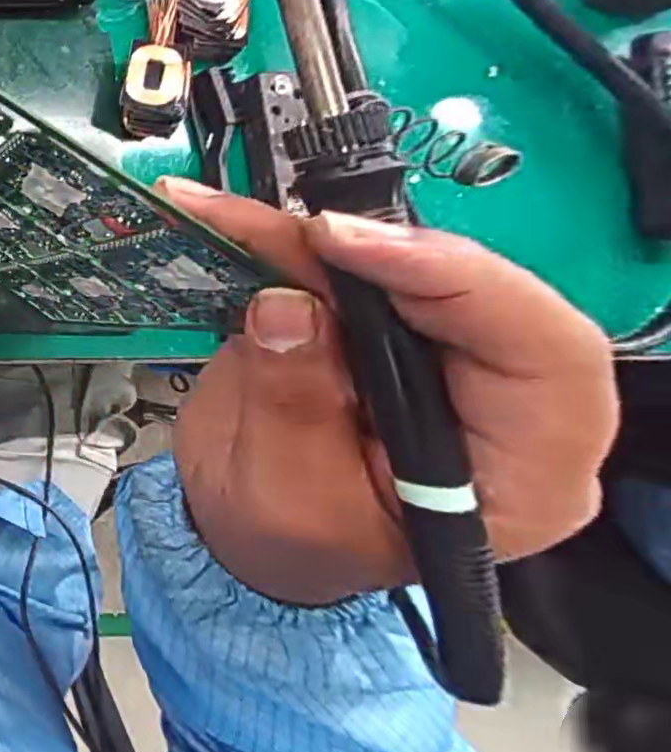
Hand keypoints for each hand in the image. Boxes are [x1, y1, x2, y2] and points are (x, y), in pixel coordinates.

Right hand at [155, 177, 616, 604]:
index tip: (345, 246)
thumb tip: (286, 308)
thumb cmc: (285, 541)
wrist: (243, 531)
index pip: (538, 352)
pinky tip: (217, 223)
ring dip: (289, 233)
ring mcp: (408, 355)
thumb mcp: (289, 495)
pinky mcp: (346, 331)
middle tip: (265, 223)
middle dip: (351, 246)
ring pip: (373, 269)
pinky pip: (316, 275)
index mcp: (516, 464)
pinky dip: (262, 245)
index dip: (456, 282)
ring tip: (213, 210)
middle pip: (450, 290)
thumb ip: (294, 408)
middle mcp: (482, 394)